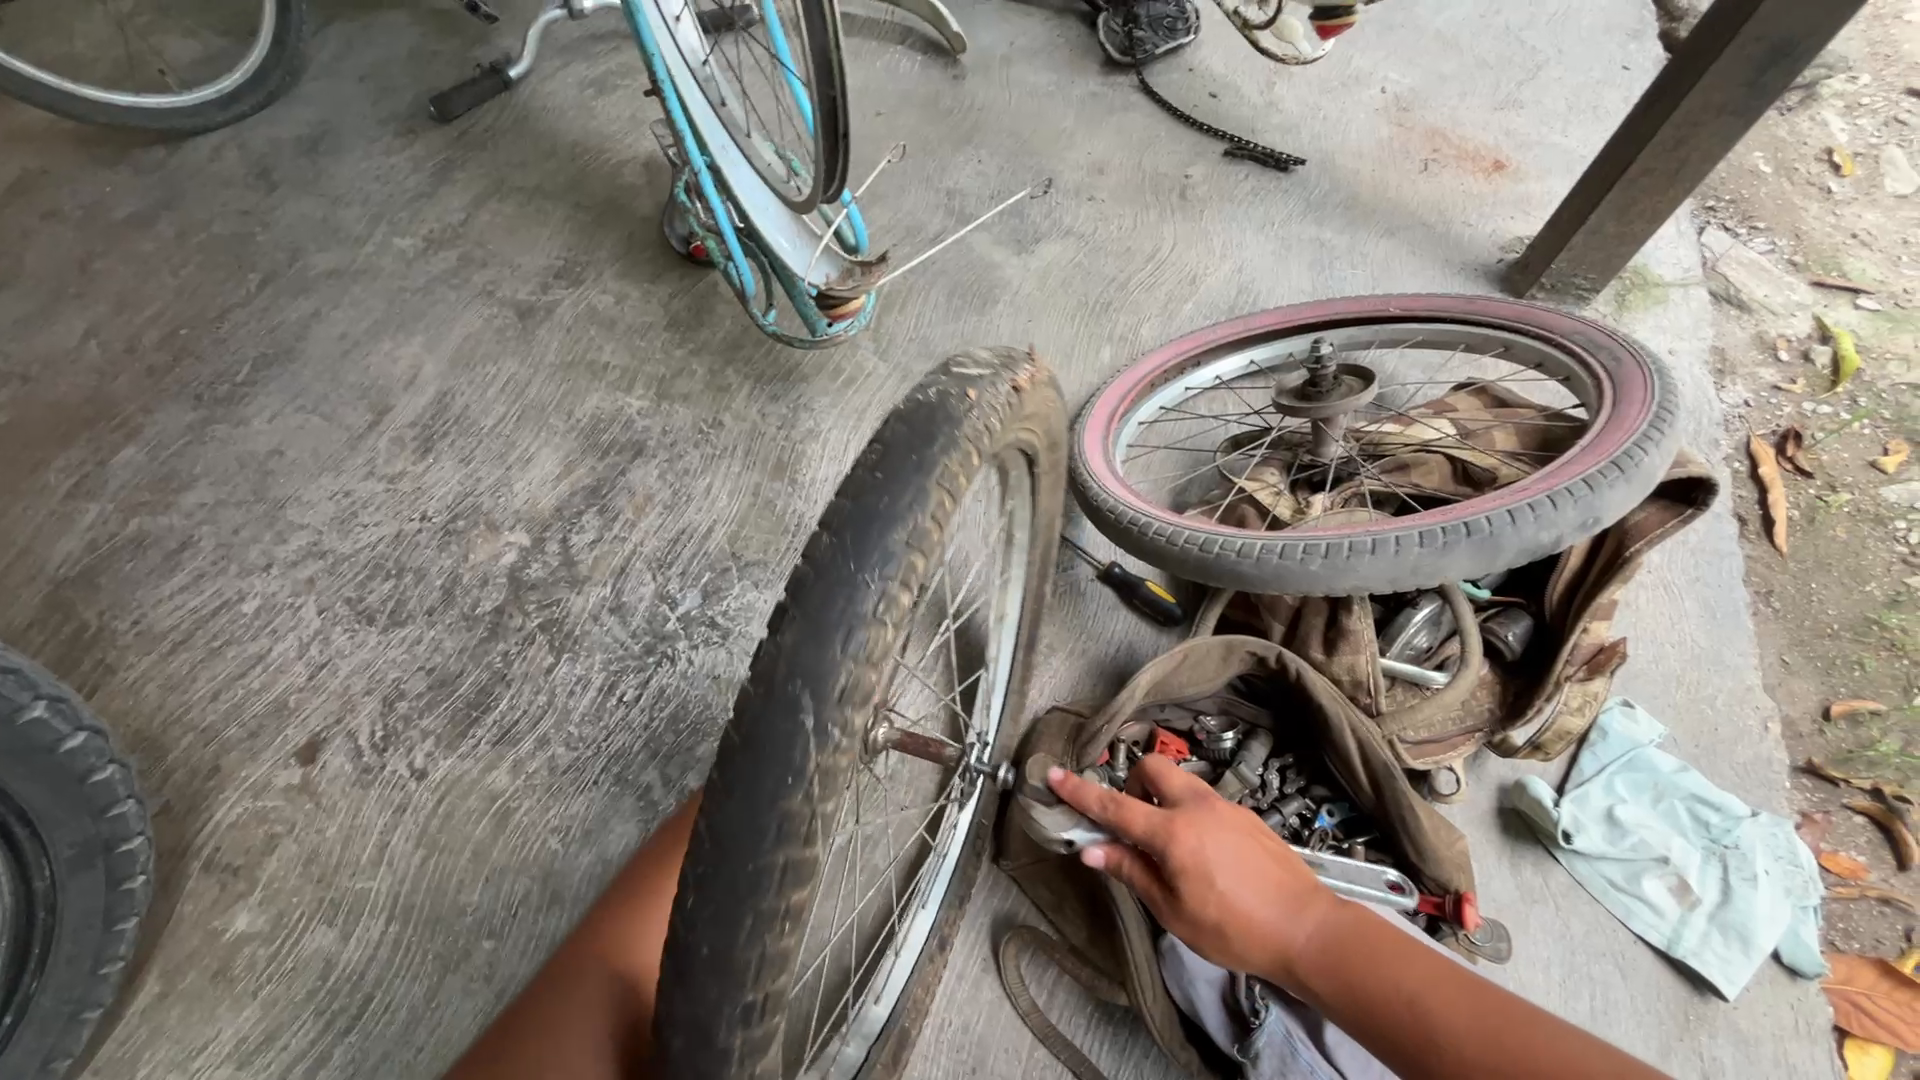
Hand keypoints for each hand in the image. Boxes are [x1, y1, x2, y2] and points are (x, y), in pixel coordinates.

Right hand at [1047, 754, 1341, 991]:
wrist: (1308, 930)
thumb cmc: (1235, 930)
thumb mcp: (1174, 911)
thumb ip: (1132, 871)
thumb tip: (1092, 850)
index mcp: (1173, 833)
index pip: (1115, 805)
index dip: (1080, 791)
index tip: (1053, 774)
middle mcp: (1198, 807)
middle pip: (1153, 767)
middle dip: (1134, 784)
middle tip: (1136, 823)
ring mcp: (1226, 807)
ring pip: (1181, 782)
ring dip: (1163, 799)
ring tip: (1171, 847)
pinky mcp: (1246, 815)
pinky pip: (1205, 800)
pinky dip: (1190, 814)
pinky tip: (1205, 857)